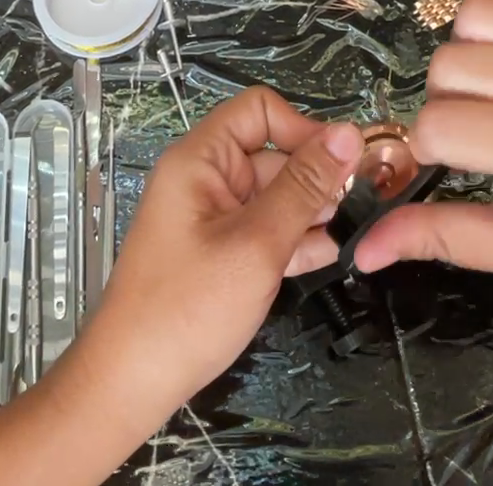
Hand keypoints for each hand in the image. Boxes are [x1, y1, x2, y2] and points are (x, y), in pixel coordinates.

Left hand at [79, 87, 363, 409]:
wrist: (133, 381)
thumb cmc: (190, 307)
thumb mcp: (257, 243)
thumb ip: (304, 186)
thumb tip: (347, 133)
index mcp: (201, 159)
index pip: (259, 111)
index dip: (303, 129)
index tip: (342, 165)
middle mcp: (205, 177)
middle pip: (272, 153)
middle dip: (315, 177)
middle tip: (359, 206)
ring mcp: (212, 215)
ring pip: (274, 194)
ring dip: (311, 210)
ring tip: (348, 234)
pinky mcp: (220, 249)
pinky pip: (264, 227)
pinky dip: (293, 237)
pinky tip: (326, 254)